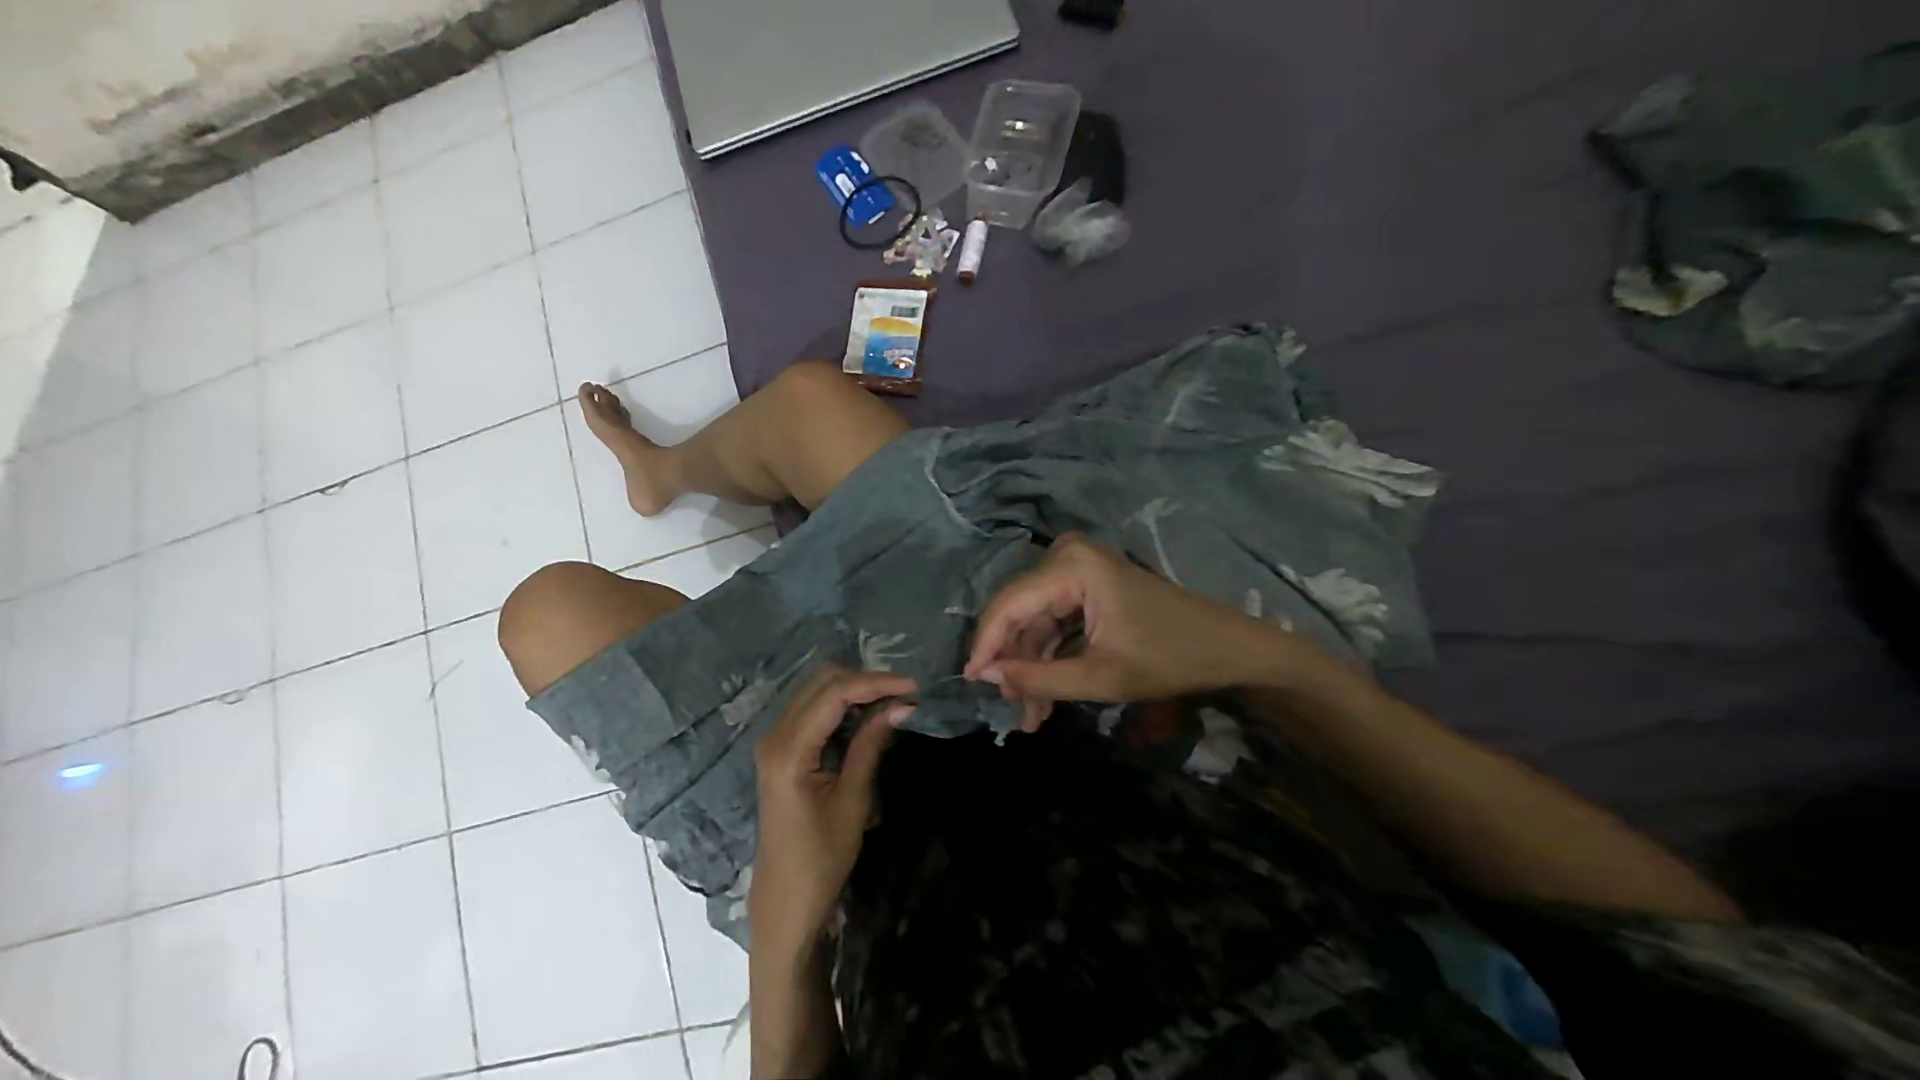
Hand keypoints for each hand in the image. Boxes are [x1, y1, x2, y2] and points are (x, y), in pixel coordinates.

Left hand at [750, 665, 915, 951]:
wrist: (785, 899)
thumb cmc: (821, 857)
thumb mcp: (853, 799)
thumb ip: (871, 744)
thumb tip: (902, 705)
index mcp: (788, 750)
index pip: (834, 694)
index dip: (875, 683)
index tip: (913, 687)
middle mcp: (774, 735)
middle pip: (821, 682)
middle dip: (865, 681)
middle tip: (904, 695)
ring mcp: (773, 740)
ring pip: (815, 691)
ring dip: (853, 690)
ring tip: (892, 702)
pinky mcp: (780, 749)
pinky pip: (811, 709)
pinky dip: (841, 706)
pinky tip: (867, 716)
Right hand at [965, 534, 1310, 725]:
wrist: (1227, 647)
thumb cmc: (1170, 658)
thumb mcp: (1101, 677)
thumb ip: (1039, 678)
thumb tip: (986, 676)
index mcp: (1072, 567)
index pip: (1009, 604)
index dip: (986, 645)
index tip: (971, 684)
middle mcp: (1068, 557)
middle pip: (1020, 613)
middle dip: (1014, 664)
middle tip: (1012, 712)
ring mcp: (1077, 570)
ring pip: (1035, 622)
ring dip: (1031, 668)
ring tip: (1031, 717)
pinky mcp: (1086, 586)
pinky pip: (1053, 621)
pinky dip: (1049, 657)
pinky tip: (1044, 697)